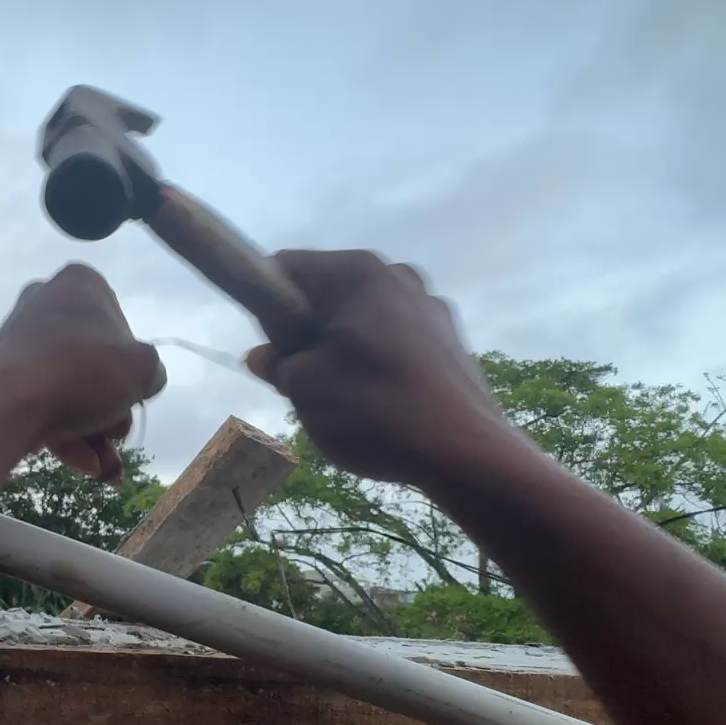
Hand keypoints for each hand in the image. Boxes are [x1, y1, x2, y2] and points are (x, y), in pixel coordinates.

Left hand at [0, 263, 165, 481]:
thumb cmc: (83, 372)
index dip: (132, 366)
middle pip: (95, 363)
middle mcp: (46, 303)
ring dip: (93, 431)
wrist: (6, 405)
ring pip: (70, 388)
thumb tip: (144, 378)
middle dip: (111, 409)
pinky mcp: (2, 375)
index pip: (120, 324)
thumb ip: (152, 370)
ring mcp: (19, 340)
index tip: (132, 392)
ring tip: (105, 466)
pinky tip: (84, 464)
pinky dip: (66, 433)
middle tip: (118, 435)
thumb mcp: (142, 369)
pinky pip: (44, 401)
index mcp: (80, 284)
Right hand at [246, 250, 513, 484]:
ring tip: (340, 401)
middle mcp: (398, 277)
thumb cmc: (371, 408)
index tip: (268, 348)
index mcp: (357, 273)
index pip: (286, 269)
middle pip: (326, 296)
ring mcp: (430, 308)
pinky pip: (393, 344)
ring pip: (361, 322)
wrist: (465, 455)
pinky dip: (374, 366)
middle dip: (304, 333)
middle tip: (298, 380)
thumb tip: (261, 356)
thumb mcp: (303, 388)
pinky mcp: (451, 342)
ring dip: (339, 352)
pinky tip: (377, 407)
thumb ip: (277, 364)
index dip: (264, 306)